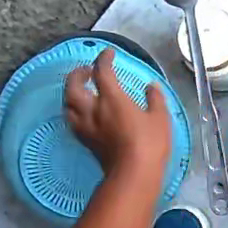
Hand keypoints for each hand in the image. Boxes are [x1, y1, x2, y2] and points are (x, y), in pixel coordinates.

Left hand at [64, 49, 170, 183]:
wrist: (133, 174)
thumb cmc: (149, 144)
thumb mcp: (160, 118)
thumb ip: (155, 99)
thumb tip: (151, 87)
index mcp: (112, 98)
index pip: (102, 71)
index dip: (104, 58)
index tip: (109, 54)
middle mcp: (93, 109)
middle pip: (73, 85)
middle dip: (78, 74)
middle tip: (87, 71)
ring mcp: (86, 126)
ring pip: (68, 103)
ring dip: (71, 92)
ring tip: (80, 90)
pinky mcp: (85, 141)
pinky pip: (72, 120)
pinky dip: (74, 111)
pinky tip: (81, 113)